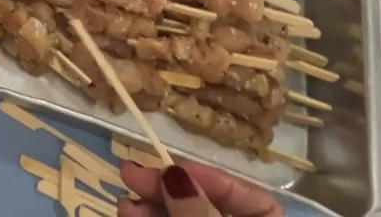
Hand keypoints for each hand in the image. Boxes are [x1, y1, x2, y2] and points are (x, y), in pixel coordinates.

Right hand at [118, 162, 283, 216]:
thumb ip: (198, 214)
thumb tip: (173, 171)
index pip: (256, 202)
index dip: (213, 180)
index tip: (171, 168)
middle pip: (209, 206)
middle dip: (167, 191)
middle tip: (130, 174)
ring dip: (150, 206)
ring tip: (124, 204)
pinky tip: (127, 214)